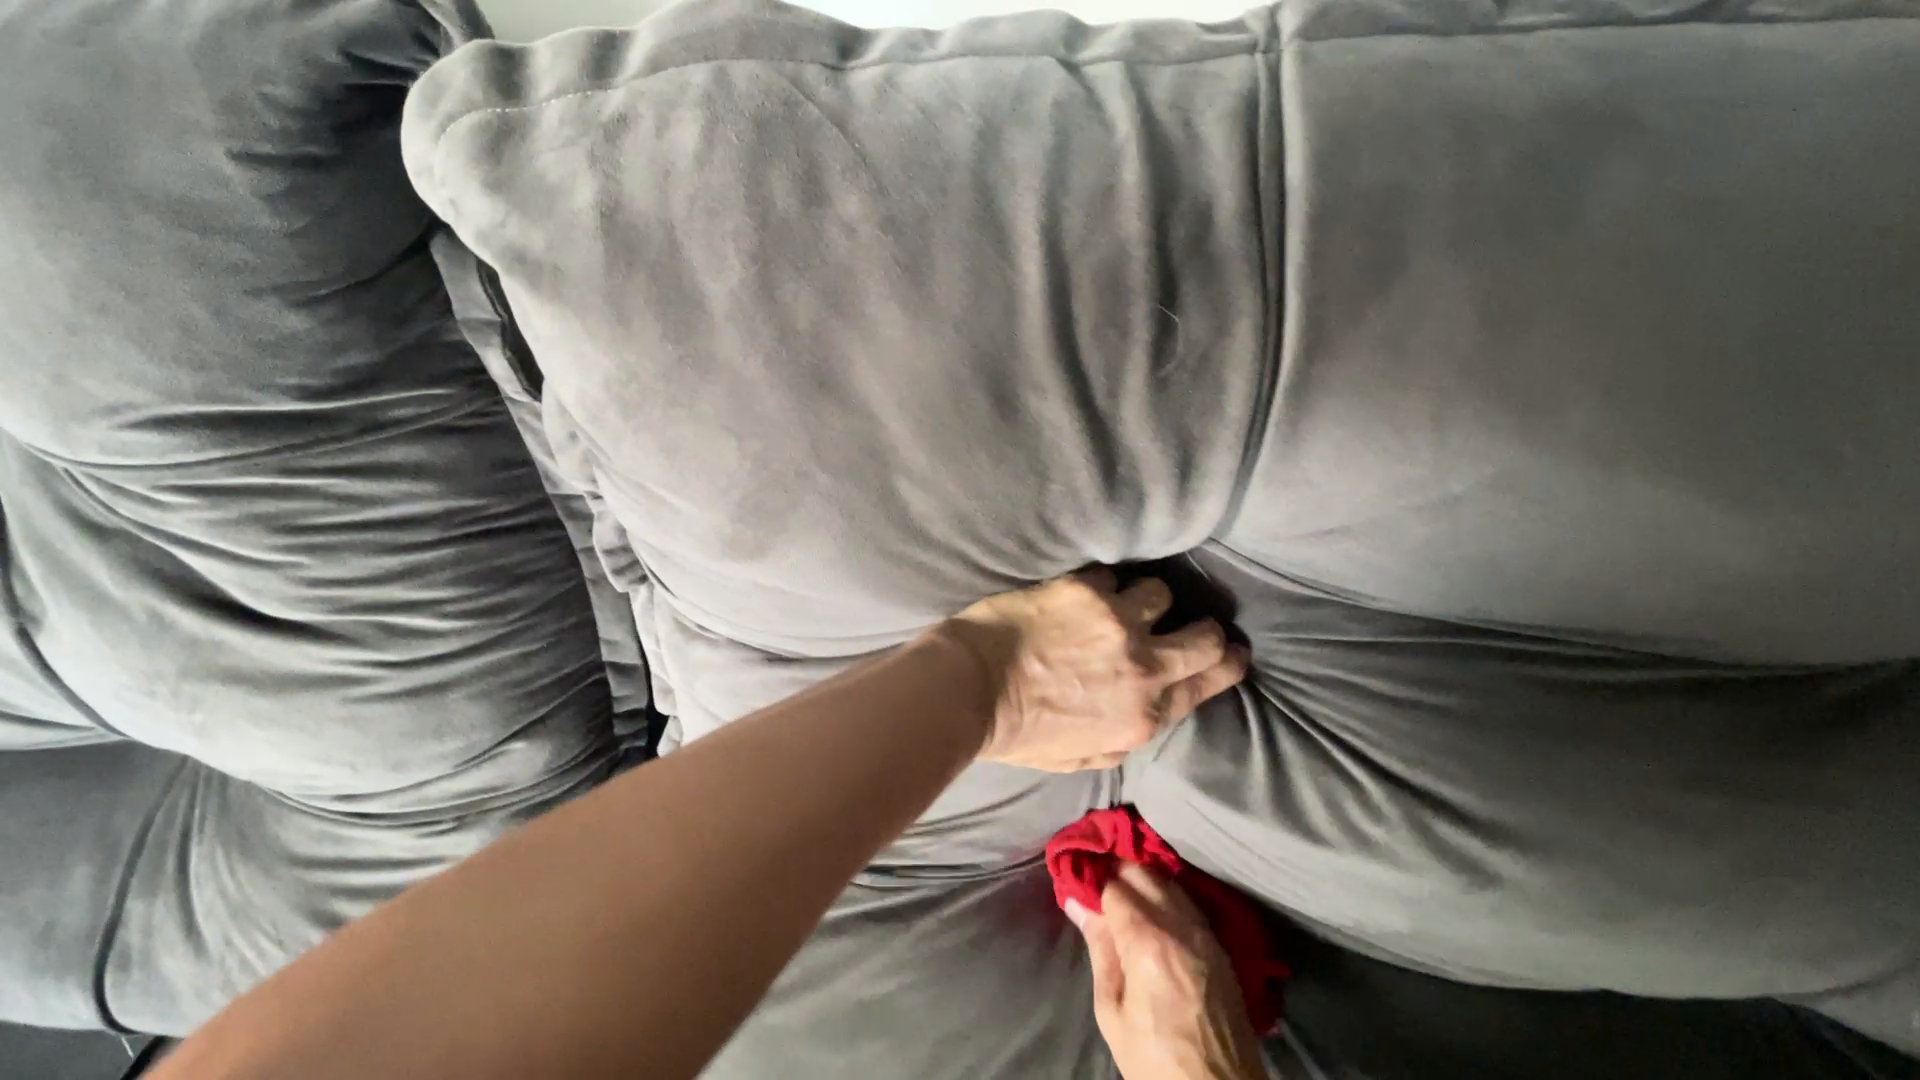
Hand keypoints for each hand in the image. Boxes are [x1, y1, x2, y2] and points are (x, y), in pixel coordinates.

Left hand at [936, 569, 1248, 772]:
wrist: (968, 691)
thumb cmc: (1016, 734)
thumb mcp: (1079, 758)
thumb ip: (1123, 740)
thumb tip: (1147, 714)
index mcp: (1144, 716)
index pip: (1211, 681)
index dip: (1227, 663)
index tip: (1229, 652)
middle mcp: (1143, 667)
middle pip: (1207, 635)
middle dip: (1205, 627)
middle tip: (1190, 621)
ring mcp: (1118, 623)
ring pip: (1163, 593)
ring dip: (1144, 599)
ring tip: (1120, 604)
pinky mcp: (1086, 590)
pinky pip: (1113, 575)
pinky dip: (1099, 583)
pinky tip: (1079, 593)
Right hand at [1070, 863, 1267, 1079]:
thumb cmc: (1154, 1059)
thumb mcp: (1111, 1011)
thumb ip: (1099, 949)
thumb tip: (1077, 903)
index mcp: (1147, 941)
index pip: (1114, 885)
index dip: (1092, 879)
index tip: (1077, 883)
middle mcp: (1179, 925)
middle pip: (1144, 872)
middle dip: (1117, 870)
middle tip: (1096, 885)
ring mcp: (1205, 933)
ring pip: (1170, 882)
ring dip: (1144, 879)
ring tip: (1122, 894)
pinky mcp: (1221, 947)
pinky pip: (1189, 904)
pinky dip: (1168, 896)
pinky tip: (1154, 911)